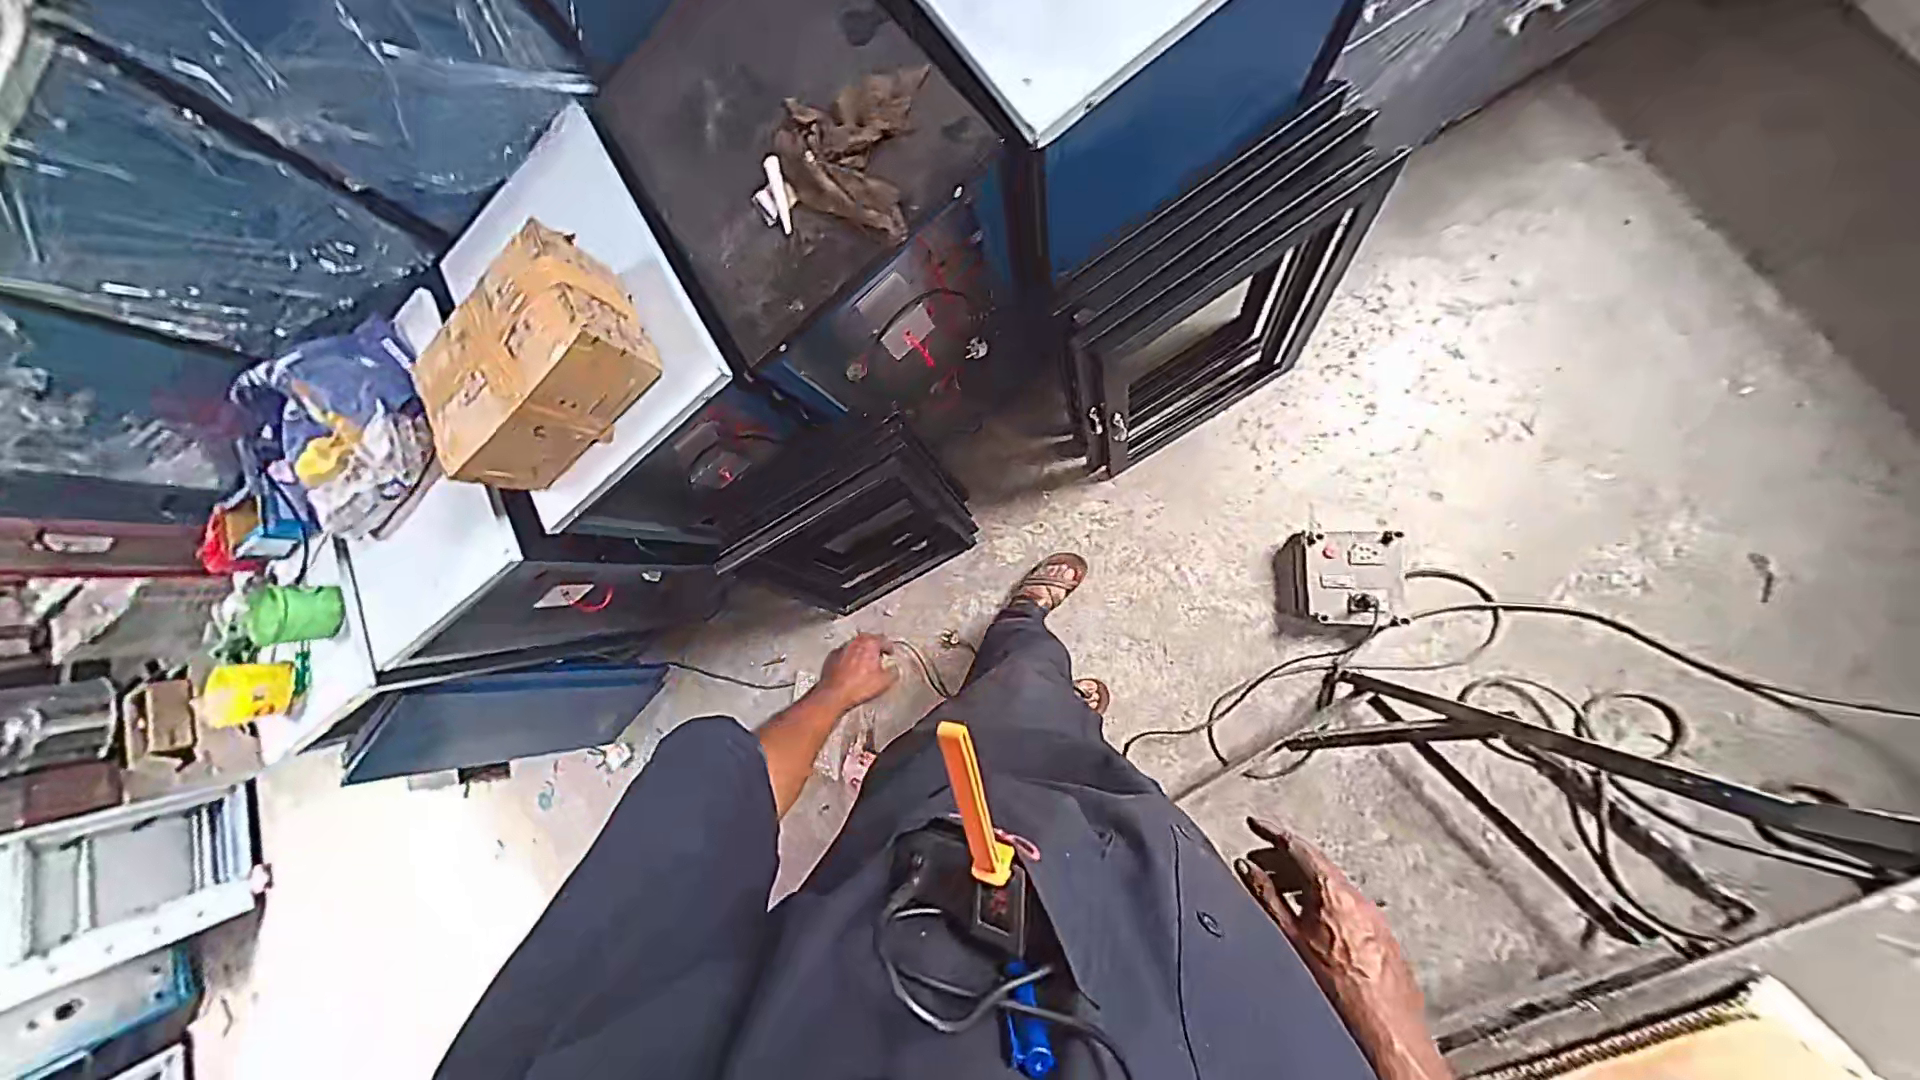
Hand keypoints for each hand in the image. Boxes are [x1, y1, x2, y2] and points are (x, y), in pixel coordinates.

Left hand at [812, 633, 895, 712]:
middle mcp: (855, 642)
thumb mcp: (885, 682)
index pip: (884, 640)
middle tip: (878, 654)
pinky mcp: (832, 656)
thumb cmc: (859, 686)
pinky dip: (849, 657)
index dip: (889, 647)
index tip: (890, 653)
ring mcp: (842, 648)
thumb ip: (893, 672)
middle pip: (868, 638)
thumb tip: (894, 669)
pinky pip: (844, 653)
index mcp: (870, 644)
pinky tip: (850, 667)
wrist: (834, 694)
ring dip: (861, 650)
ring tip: (864, 662)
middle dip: (874, 645)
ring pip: (855, 644)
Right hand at [1235, 818, 1450, 1079]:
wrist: (1384, 1035)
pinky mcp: (1384, 938)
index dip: (1270, 832)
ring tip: (1277, 892)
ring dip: (1301, 882)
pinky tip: (1307, 919)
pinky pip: (1346, 906)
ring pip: (1330, 886)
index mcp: (1333, 892)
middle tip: (1257, 862)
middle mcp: (1359, 899)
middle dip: (1282, 860)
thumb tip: (1246, 867)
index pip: (1297, 846)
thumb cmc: (1338, 994)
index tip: (1255, 823)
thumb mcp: (1286, 936)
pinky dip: (1322, 903)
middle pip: (1314, 865)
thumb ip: (1263, 893)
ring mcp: (1375, 919)